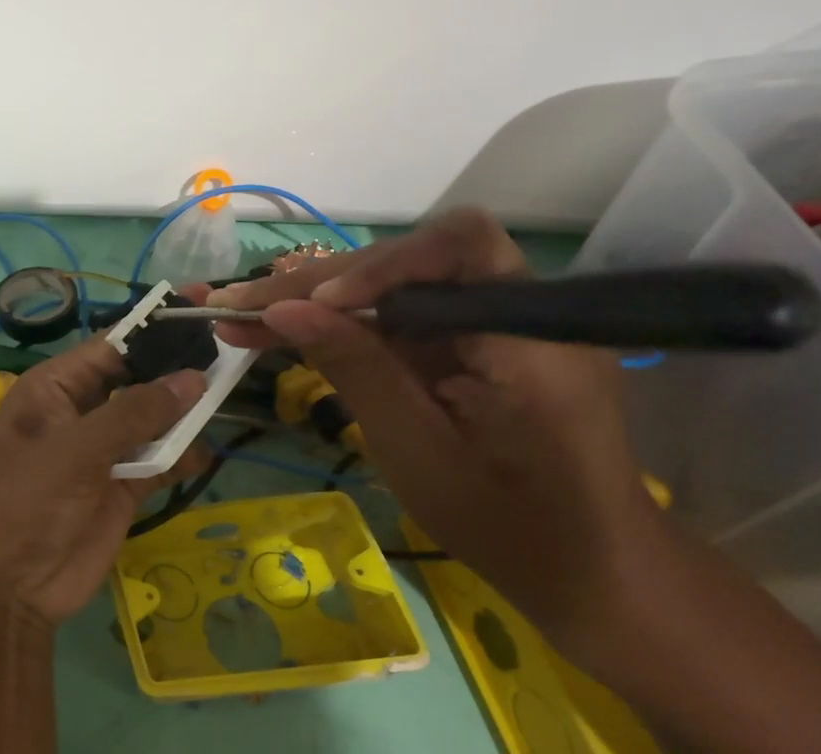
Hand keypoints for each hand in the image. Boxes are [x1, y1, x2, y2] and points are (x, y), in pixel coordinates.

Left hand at [0, 337, 207, 625]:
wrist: (5, 587)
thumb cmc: (26, 501)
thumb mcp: (75, 450)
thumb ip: (133, 414)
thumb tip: (192, 379)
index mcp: (52, 389)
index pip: (109, 347)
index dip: (152, 329)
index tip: (201, 306)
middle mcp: (77, 413)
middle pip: (134, 381)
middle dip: (174, 371)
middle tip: (231, 353)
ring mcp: (99, 453)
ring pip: (149, 422)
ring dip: (182, 415)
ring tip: (228, 398)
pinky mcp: (119, 491)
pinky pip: (156, 463)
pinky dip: (179, 457)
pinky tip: (203, 455)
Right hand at [205, 208, 660, 645]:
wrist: (586, 572)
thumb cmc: (507, 524)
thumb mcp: (417, 452)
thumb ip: (355, 370)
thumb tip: (282, 311)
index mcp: (527, 338)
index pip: (460, 247)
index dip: (383, 263)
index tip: (319, 303)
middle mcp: (512, 313)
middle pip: (405, 265)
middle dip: (316, 284)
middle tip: (234, 305)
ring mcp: (485, 327)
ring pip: (386, 287)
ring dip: (310, 300)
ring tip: (235, 314)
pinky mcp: (464, 344)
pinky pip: (393, 317)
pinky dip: (334, 324)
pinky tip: (274, 327)